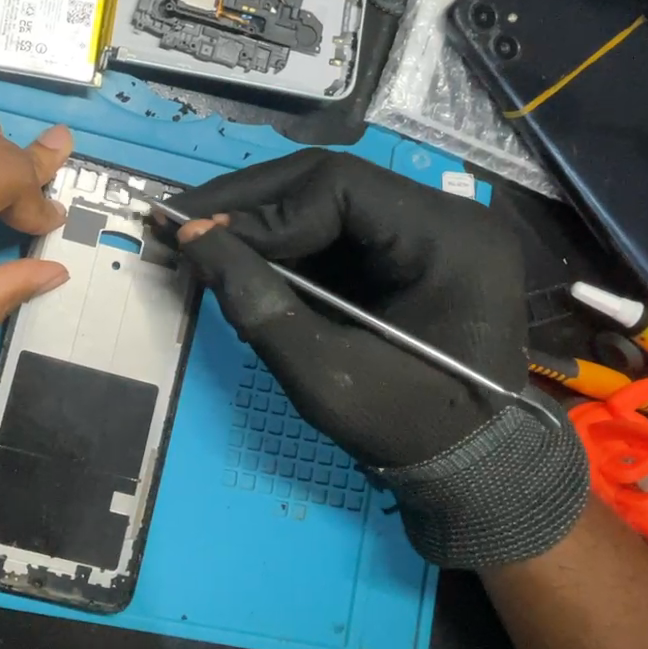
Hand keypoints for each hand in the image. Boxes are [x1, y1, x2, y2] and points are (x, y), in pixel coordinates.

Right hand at [171, 149, 587, 568]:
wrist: (468, 467)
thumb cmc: (407, 428)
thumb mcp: (325, 375)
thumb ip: (256, 302)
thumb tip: (190, 237)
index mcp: (447, 238)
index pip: (338, 188)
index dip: (262, 211)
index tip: (200, 239)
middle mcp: (441, 216)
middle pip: (325, 181)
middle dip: (246, 202)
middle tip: (179, 217)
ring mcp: (420, 229)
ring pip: (319, 197)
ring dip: (254, 216)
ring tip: (194, 231)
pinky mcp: (396, 249)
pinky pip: (326, 226)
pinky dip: (274, 238)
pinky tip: (232, 250)